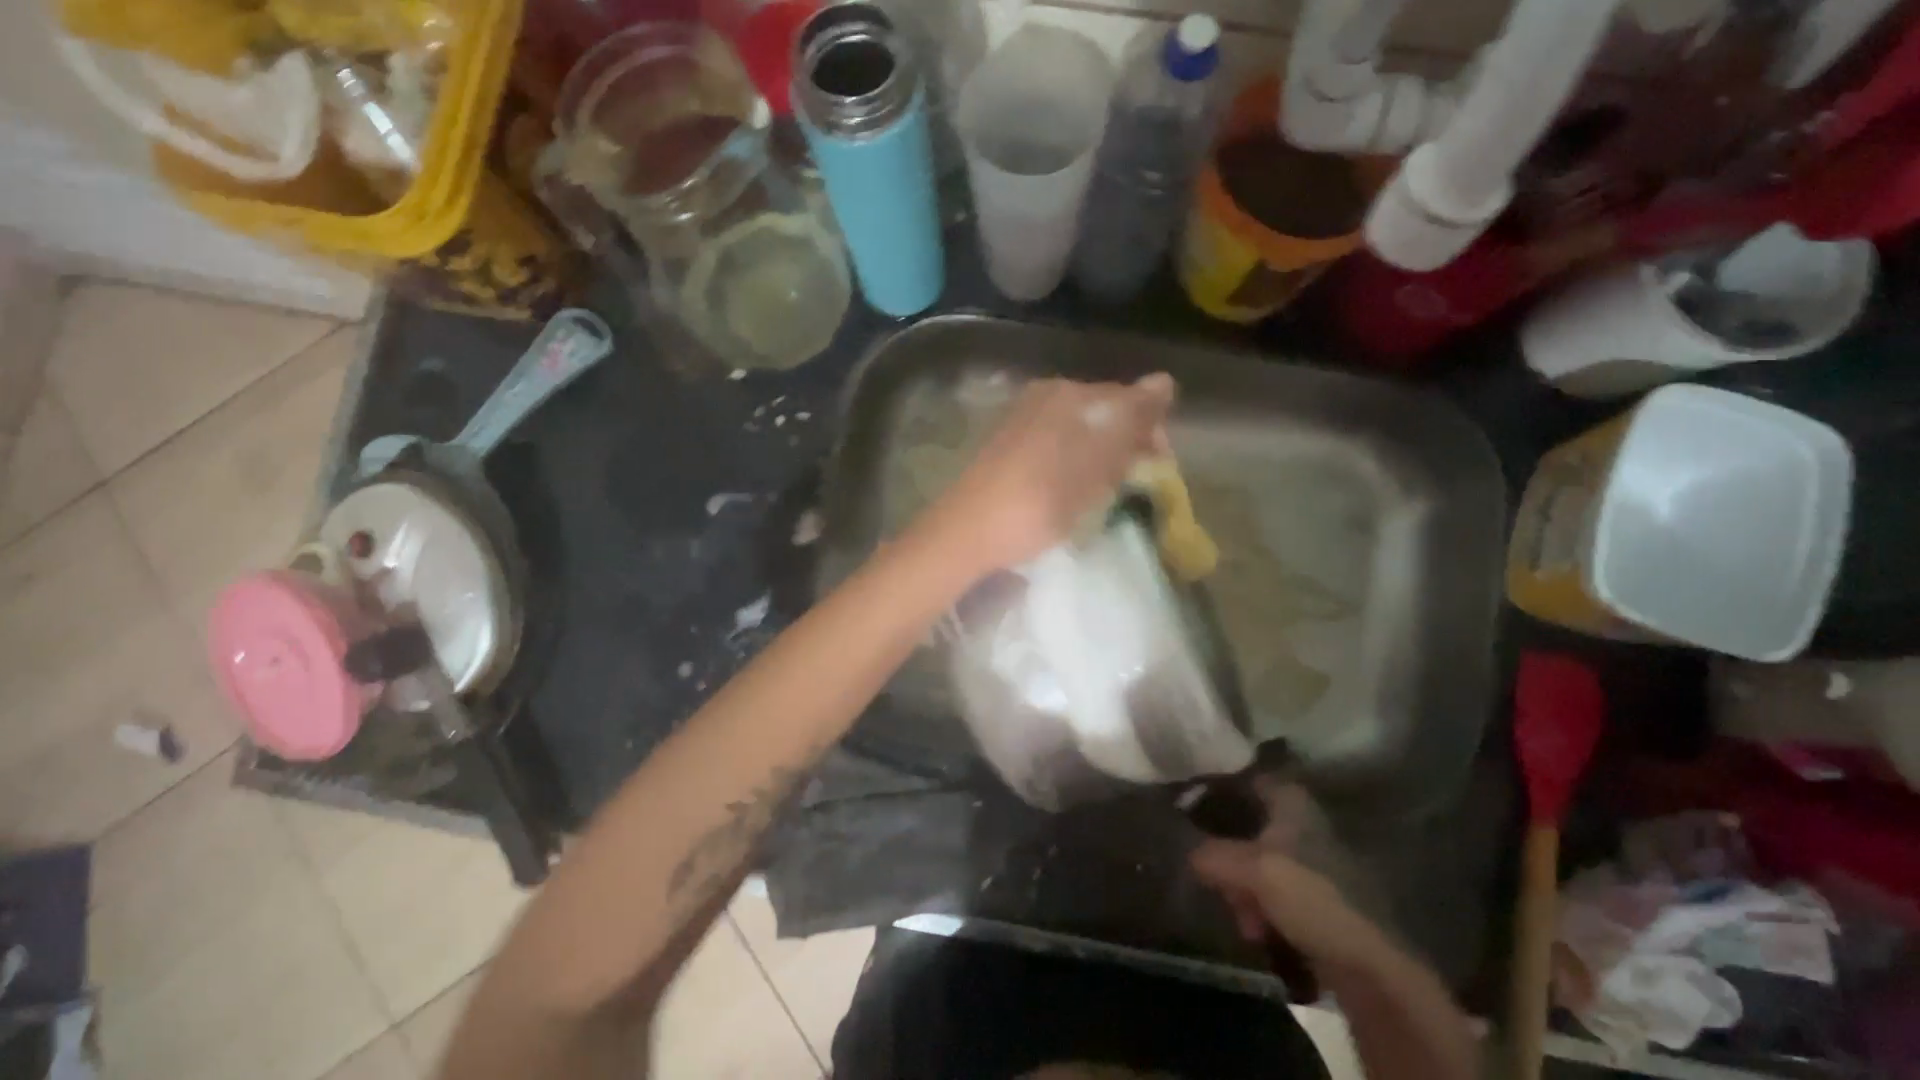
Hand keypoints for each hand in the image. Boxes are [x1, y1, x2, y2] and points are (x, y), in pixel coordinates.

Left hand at [914, 374, 1174, 576]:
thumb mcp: (1099, 458)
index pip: (1127, 399)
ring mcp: (1020, 422)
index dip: (1150, 431)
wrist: (971, 531)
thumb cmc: (1044, 498)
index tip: (1161, 467)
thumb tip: (1164, 381)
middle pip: (1101, 414)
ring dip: (1099, 456)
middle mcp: (1044, 397)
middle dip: (1125, 444)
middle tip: (1135, 482)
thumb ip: (1134, 417)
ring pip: (1077, 432)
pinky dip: (1071, 466)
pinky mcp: (1004, 450)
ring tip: (1105, 492)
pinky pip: (1054, 449)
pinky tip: (1070, 492)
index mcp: (1069, 392)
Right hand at [1189, 782, 1388, 969]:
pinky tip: (1258, 933)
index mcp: (1293, 806)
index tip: (1189, 798)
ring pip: (1254, 866)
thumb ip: (1213, 855)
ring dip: (1241, 893)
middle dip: (1226, 858)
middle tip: (1219, 885)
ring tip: (1246, 922)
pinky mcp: (1311, 900)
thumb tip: (1188, 853)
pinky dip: (1259, 911)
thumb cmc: (1313, 900)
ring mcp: (1308, 864)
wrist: (1368, 965)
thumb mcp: (1254, 871)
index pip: (1252, 778)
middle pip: (1246, 828)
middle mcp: (1301, 826)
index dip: (1221, 785)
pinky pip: (1269, 896)